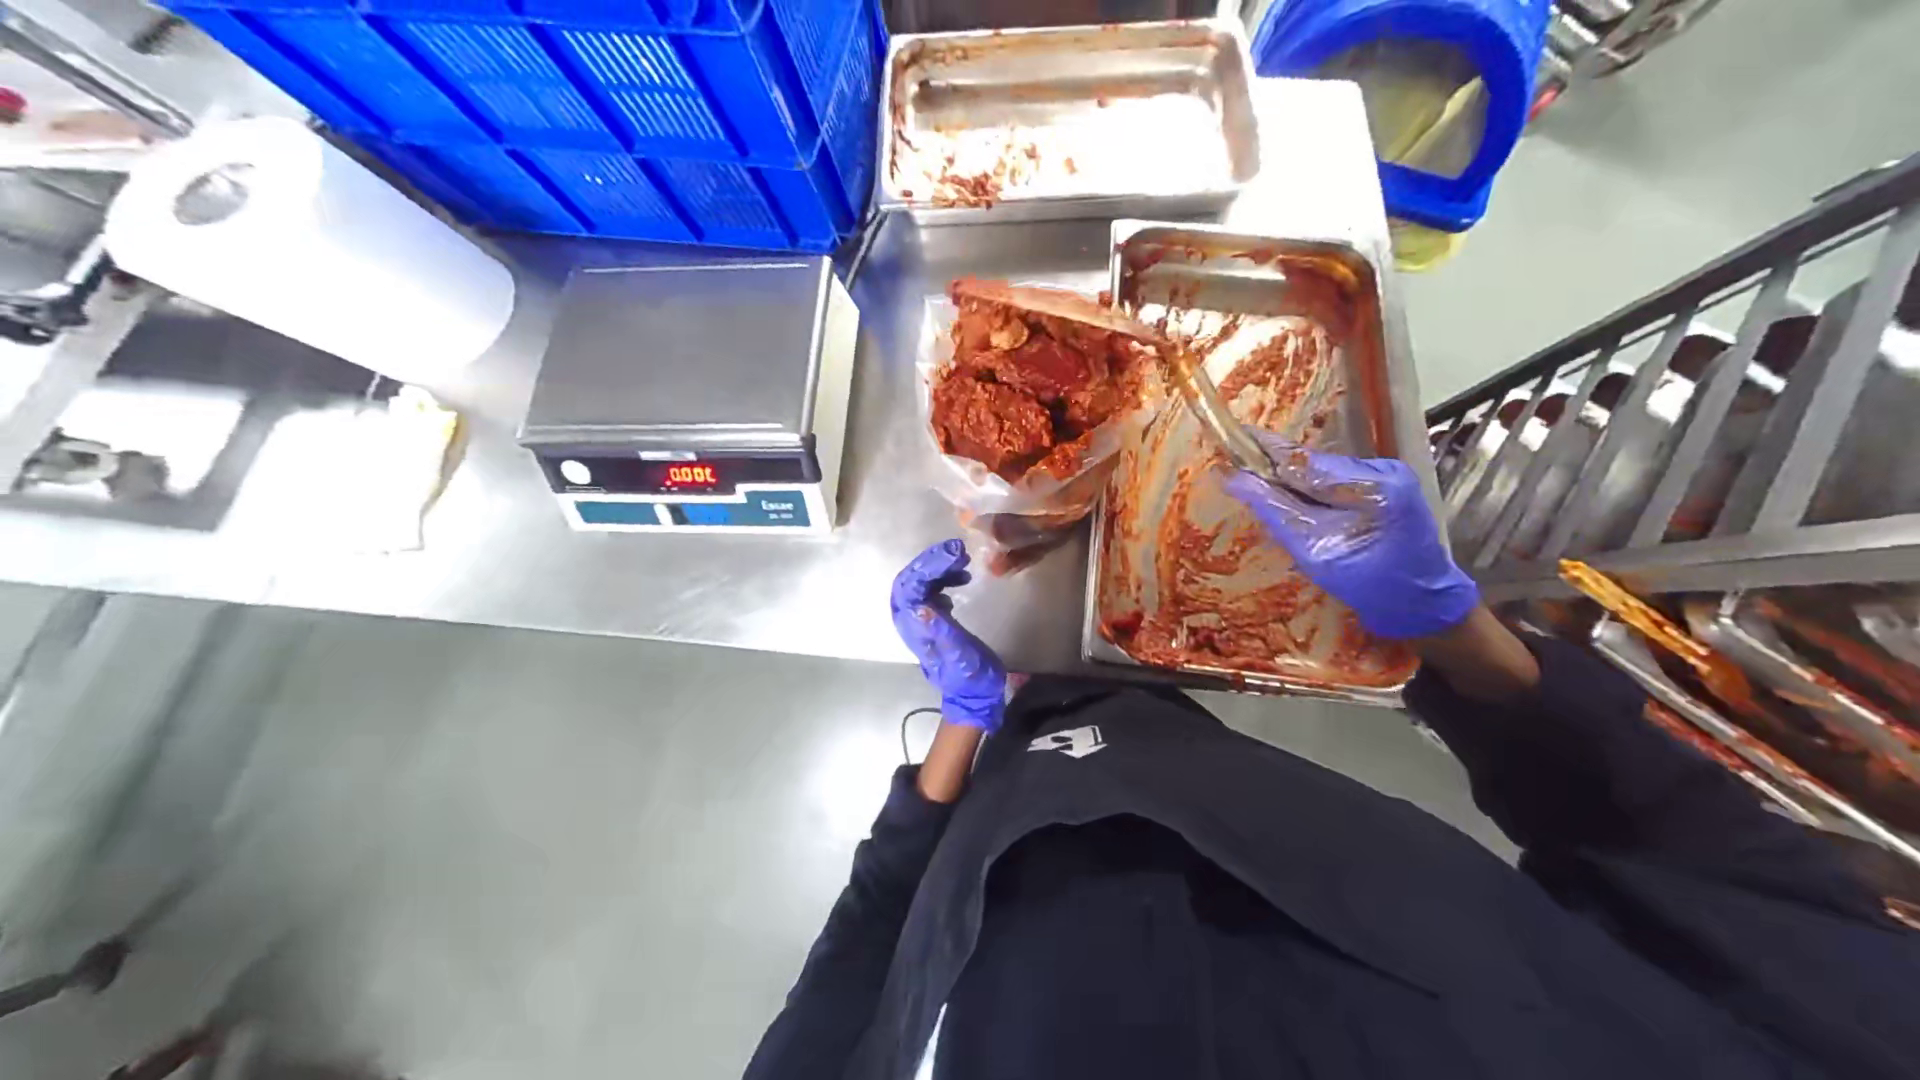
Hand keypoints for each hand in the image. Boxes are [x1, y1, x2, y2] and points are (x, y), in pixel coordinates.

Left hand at [891, 540, 1006, 731]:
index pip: (910, 585)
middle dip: (932, 561)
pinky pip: (930, 589)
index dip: (929, 565)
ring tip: (963, 561)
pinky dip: (943, 578)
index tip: (955, 553)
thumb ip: (941, 631)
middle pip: (910, 579)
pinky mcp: (932, 619)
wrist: (974, 695)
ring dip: (938, 567)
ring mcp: (920, 620)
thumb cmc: (969, 677)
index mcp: (914, 627)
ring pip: (919, 582)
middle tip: (958, 551)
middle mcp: (911, 621)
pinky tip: (961, 578)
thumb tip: (923, 608)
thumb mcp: (959, 655)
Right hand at [1220, 431, 1478, 639]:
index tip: (1231, 441)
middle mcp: (1381, 469)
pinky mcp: (1388, 485)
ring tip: (1265, 492)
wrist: (1421, 603)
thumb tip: (1232, 477)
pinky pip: (1336, 480)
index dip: (1263, 450)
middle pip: (1313, 462)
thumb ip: (1273, 508)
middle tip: (1238, 472)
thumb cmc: (1366, 583)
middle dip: (1276, 468)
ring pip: (1323, 471)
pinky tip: (1301, 507)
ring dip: (1294, 481)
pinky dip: (1313, 490)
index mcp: (1368, 484)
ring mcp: (1388, 474)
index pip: (1301, 459)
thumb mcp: (1312, 548)